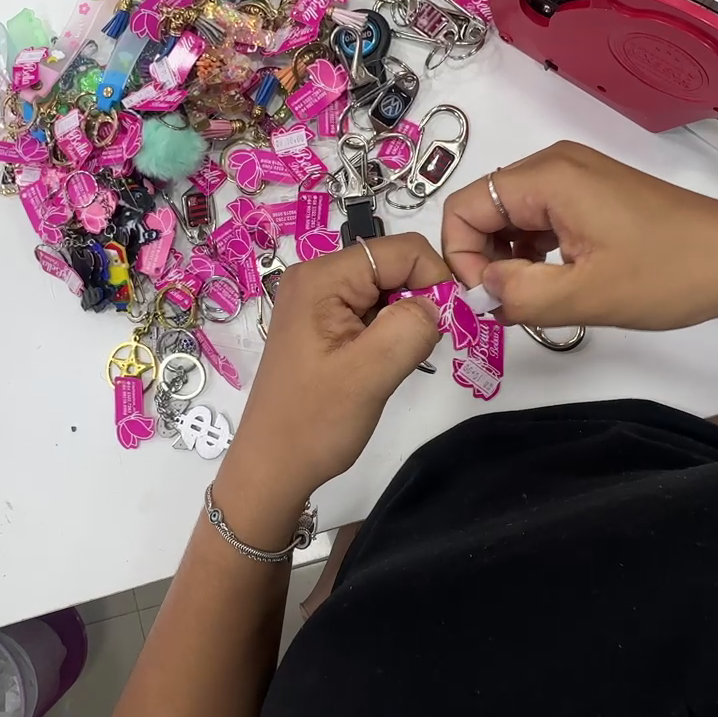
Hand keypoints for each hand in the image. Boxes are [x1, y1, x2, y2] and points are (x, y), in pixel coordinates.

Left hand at [217, 234, 449, 533]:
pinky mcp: (320, 321)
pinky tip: (378, 363)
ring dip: (403, 319)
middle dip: (418, 300)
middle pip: (392, 265)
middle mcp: (315, 277)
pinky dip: (387, 330)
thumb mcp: (371, 373)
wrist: (273, 466)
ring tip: (391, 362)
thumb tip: (438, 302)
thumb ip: (411, 327)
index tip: (444, 326)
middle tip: (416, 349)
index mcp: (322, 277)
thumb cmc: (315, 422)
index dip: (433, 280)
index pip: (401, 250)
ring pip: (385, 288)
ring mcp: (316, 299)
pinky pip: (370, 308)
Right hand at [439, 141, 717, 330]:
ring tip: (538, 295)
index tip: (489, 300)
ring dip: (508, 258)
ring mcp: (573, 175)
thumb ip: (519, 296)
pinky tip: (556, 278)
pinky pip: (536, 216)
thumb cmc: (671, 274)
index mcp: (546, 177)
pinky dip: (532, 250)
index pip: (463, 208)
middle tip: (511, 304)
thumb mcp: (588, 297)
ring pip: (507, 215)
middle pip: (482, 208)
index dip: (461, 258)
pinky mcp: (589, 190)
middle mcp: (552, 164)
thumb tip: (478, 291)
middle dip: (484, 260)